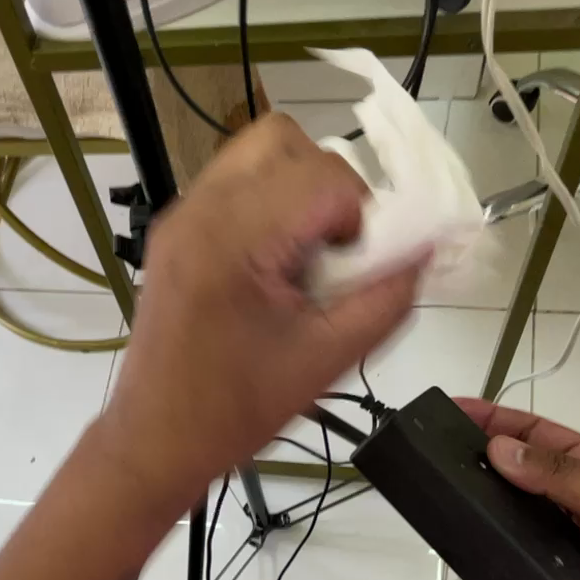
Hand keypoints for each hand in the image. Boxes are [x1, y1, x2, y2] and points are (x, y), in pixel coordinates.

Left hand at [100, 114, 427, 500]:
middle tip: (334, 253)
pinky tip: (270, 269)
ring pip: (257, 157)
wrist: (157, 439)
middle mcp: (199, 210)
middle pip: (284, 140)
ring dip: (297, 193)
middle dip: (328, 187)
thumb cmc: (234, 411)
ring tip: (301, 260)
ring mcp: (179, 218)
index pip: (324, 176)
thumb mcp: (327, 360)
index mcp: (233, 238)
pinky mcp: (173, 235)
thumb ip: (387, 298)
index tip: (355, 270)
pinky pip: (233, 188)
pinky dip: (267, 209)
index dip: (359, 217)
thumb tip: (423, 250)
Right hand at [455, 398, 579, 579]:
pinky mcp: (540, 577)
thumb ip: (559, 475)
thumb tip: (498, 449)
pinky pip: (503, 567)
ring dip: (475, 519)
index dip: (496, 420)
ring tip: (443, 515)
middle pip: (511, 475)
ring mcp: (550, 540)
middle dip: (475, 466)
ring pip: (501, 521)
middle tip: (434, 463)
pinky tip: (474, 578)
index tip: (453, 410)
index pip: (536, 435)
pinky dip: (486, 573)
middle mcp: (565, 501)